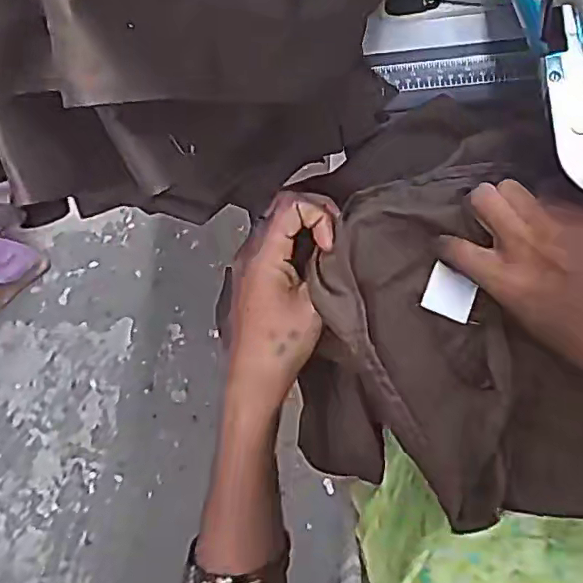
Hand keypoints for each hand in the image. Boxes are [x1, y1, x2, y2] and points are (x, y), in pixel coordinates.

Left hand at [226, 191, 338, 411]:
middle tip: (335, 235)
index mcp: (261, 255)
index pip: (292, 205)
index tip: (330, 244)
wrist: (254, 377)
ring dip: (307, 227)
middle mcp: (248, 252)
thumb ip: (324, 263)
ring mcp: (247, 263)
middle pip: (282, 206)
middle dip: (316, 212)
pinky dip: (297, 241)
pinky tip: (312, 262)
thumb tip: (333, 243)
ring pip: (278, 222)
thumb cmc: (279, 347)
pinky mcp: (252, 274)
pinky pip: (274, 242)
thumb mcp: (313, 301)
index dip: (320, 214)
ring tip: (327, 248)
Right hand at [439, 180, 582, 405]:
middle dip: (478, 205)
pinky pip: (549, 198)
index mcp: (507, 278)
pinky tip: (551, 227)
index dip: (445, 245)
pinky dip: (542, 208)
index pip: (455, 246)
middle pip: (483, 195)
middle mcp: (527, 244)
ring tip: (515, 217)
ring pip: (513, 186)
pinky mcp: (582, 217)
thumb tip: (482, 258)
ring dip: (507, 199)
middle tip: (485, 221)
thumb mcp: (521, 316)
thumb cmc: (575, 339)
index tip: (447, 246)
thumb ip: (498, 281)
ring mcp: (556, 225)